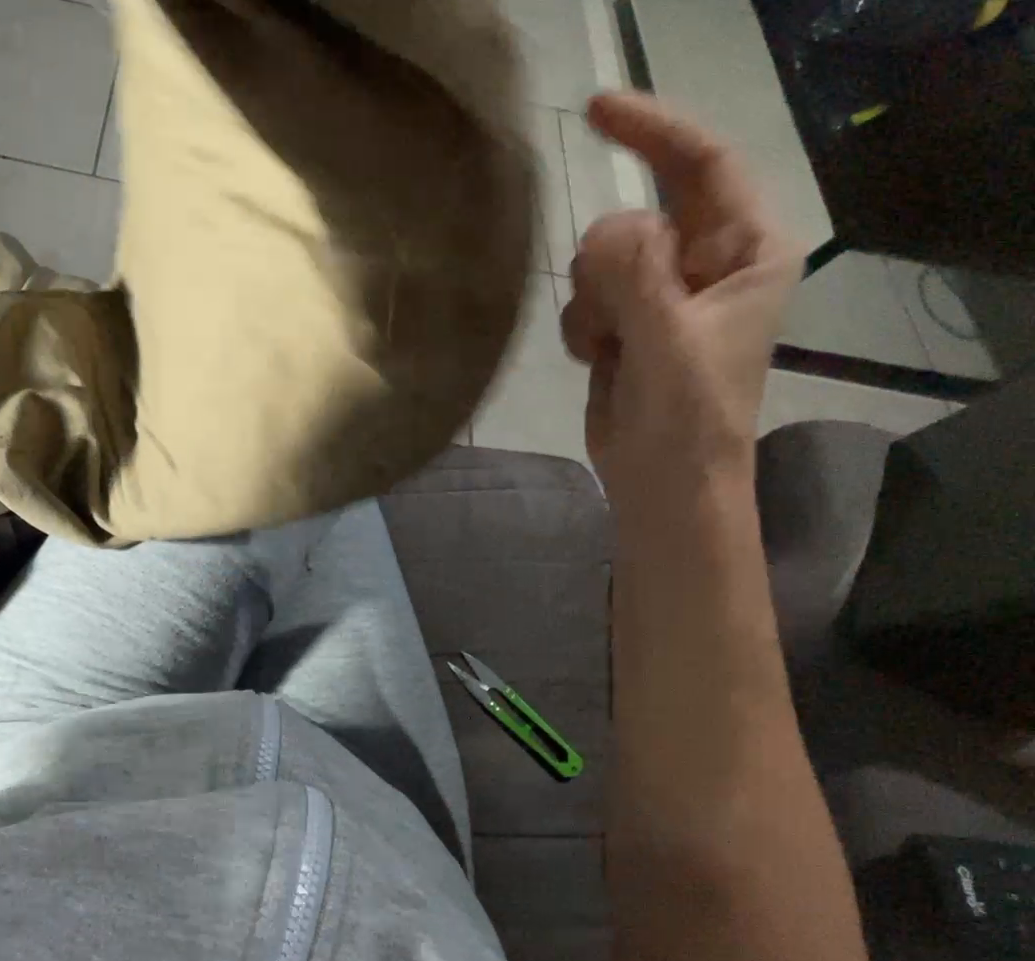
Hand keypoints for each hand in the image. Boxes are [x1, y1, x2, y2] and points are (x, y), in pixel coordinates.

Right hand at [561, 93, 800, 504]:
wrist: (664, 482)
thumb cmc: (689, 417)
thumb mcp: (670, 343)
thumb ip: (639, 277)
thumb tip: (603, 226)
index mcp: (748, 250)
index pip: (703, 165)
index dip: (653, 131)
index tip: (596, 108)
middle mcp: (709, 260)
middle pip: (637, 217)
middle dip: (609, 263)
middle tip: (615, 316)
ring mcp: (664, 291)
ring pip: (599, 260)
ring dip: (592, 303)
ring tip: (613, 350)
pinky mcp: (628, 320)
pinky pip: (583, 295)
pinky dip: (581, 326)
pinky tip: (600, 360)